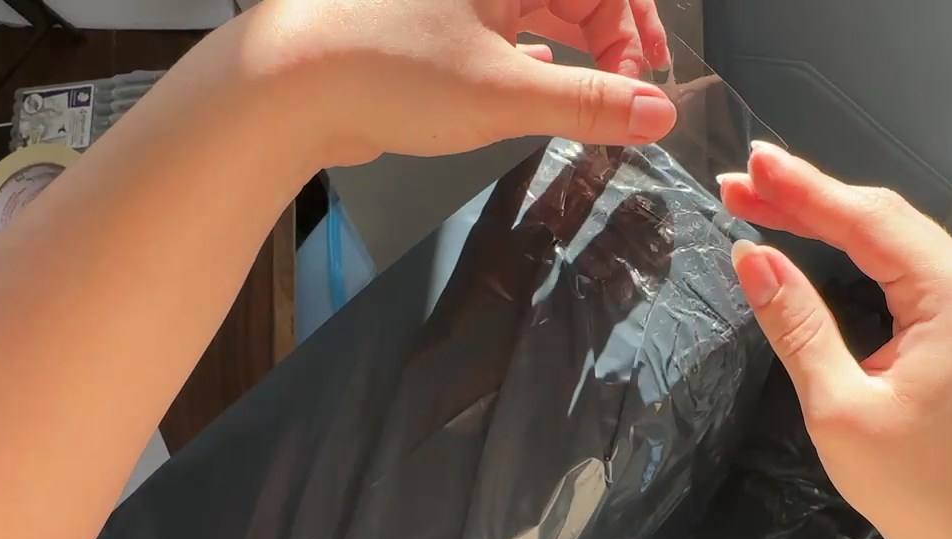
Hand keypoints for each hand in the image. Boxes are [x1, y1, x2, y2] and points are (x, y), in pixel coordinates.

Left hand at [225, 0, 677, 165]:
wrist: (295, 89)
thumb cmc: (389, 71)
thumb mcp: (504, 93)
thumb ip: (588, 104)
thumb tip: (656, 113)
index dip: (634, 32)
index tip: (641, 90)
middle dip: (612, 45)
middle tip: (624, 103)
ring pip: (546, 12)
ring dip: (579, 56)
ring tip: (595, 102)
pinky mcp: (445, 23)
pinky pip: (510, 30)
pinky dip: (535, 57)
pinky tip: (543, 81)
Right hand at [718, 144, 951, 538]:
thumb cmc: (904, 483)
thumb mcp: (837, 406)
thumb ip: (796, 325)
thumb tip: (752, 258)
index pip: (869, 221)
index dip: (804, 190)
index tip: (749, 166)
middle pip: (882, 221)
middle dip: (809, 199)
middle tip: (741, 183)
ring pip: (891, 242)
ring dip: (828, 221)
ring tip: (765, 203)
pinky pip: (900, 271)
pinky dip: (854, 252)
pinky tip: (818, 241)